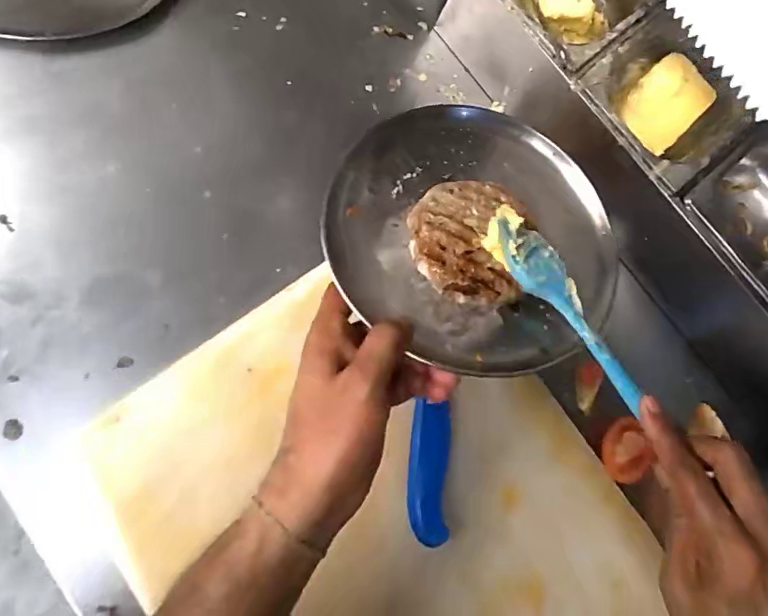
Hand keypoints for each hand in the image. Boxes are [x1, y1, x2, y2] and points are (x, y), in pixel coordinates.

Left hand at [256, 285, 458, 549]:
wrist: (315, 499)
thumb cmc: (333, 434)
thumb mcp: (362, 384)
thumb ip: (383, 343)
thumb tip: (403, 317)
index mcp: (328, 338)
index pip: (343, 291)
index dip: (368, 276)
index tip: (404, 267)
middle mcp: (340, 350)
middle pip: (378, 324)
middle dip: (411, 328)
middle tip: (445, 329)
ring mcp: (354, 377)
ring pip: (392, 355)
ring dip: (421, 363)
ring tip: (451, 378)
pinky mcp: (367, 401)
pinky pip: (396, 381)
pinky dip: (416, 384)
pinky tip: (442, 393)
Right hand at [641, 397, 767, 615]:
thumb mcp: (680, 590)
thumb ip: (677, 525)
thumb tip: (669, 472)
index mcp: (734, 556)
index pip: (692, 478)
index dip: (666, 437)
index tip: (648, 402)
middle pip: (735, 458)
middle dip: (700, 443)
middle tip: (676, 448)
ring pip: (754, 482)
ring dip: (722, 475)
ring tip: (699, 491)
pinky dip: (742, 505)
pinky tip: (729, 527)